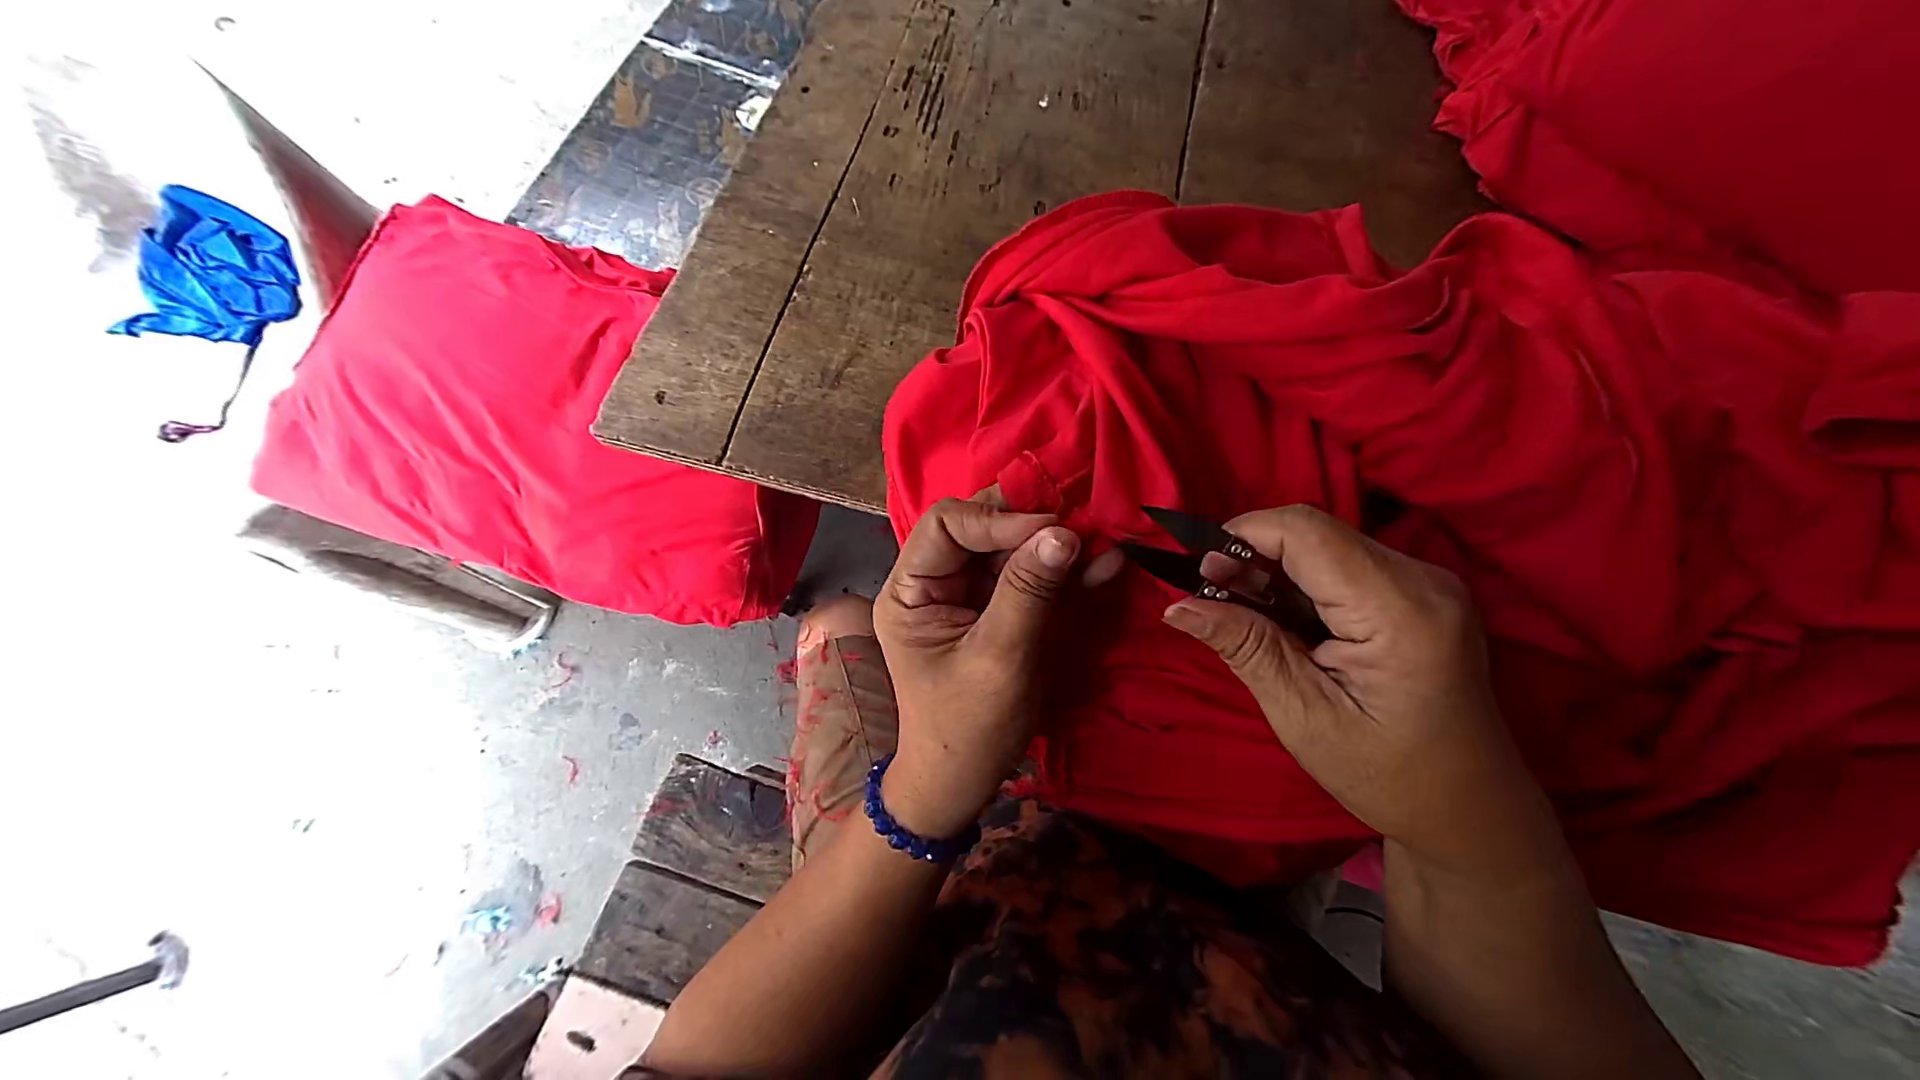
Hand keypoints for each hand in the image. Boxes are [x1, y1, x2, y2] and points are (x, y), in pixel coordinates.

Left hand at [872, 496, 1082, 838]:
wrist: (964, 781)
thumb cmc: (969, 727)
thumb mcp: (999, 658)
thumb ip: (1028, 591)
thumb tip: (1064, 532)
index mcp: (910, 591)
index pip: (946, 525)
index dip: (997, 518)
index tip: (1052, 528)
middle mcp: (933, 583)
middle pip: (978, 529)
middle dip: (1029, 523)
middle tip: (1080, 525)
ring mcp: (966, 596)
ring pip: (1008, 549)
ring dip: (1053, 545)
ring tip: (1100, 542)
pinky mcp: (996, 610)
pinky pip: (1028, 577)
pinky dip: (1062, 571)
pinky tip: (1102, 564)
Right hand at [1162, 505, 1561, 874]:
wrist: (1470, 808)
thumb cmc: (1388, 776)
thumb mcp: (1303, 716)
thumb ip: (1245, 648)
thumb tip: (1177, 606)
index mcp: (1401, 613)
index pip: (1307, 533)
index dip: (1243, 536)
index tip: (1201, 574)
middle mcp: (1424, 579)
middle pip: (1315, 530)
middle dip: (1253, 552)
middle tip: (1216, 598)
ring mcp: (1429, 580)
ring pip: (1326, 540)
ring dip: (1274, 566)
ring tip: (1249, 613)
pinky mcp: (1422, 589)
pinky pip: (1344, 559)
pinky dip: (1300, 577)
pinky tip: (1286, 616)